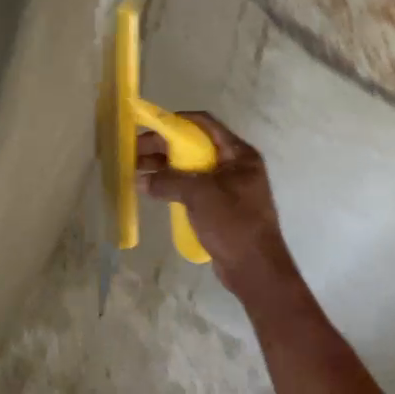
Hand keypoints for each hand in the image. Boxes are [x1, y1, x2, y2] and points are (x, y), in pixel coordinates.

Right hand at [137, 111, 295, 292]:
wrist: (257, 273)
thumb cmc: (233, 224)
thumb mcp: (199, 195)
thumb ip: (168, 181)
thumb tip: (141, 180)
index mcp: (239, 154)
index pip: (205, 124)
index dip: (176, 121)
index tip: (151, 126)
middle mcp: (236, 166)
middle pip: (195, 146)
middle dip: (165, 148)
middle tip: (137, 152)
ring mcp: (229, 188)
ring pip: (192, 168)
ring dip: (166, 167)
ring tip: (138, 171)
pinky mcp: (222, 208)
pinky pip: (194, 187)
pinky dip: (175, 186)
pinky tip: (155, 190)